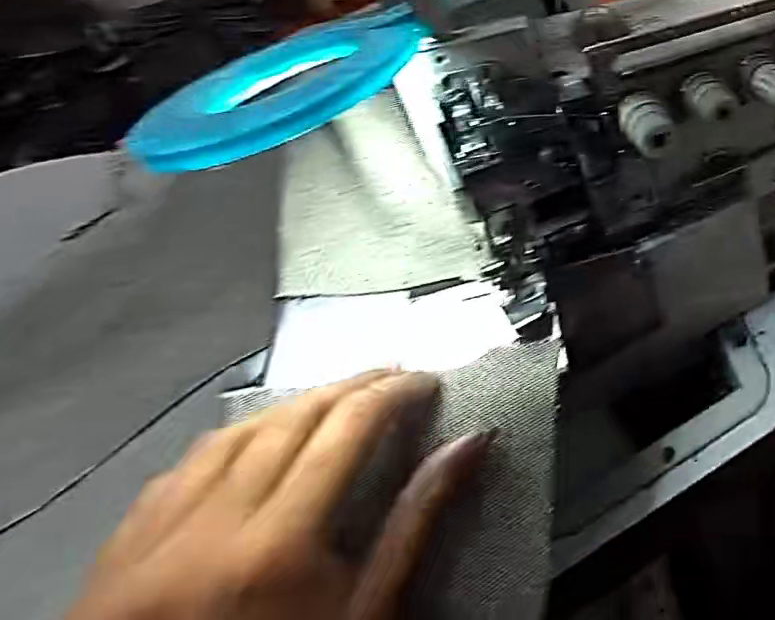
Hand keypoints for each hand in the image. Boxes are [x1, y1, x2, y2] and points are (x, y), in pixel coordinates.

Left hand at [66, 368, 488, 619]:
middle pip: (290, 422)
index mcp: (274, 547)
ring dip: (293, 407)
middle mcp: (203, 535)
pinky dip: (228, 444)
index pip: (348, 427)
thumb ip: (416, 519)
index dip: (395, 391)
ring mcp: (145, 550)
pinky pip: (173, 477)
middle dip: (352, 387)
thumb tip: (471, 440)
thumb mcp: (368, 605)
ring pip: (229, 438)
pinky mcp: (105, 568)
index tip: (428, 381)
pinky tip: (258, 442)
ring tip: (337, 399)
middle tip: (396, 376)